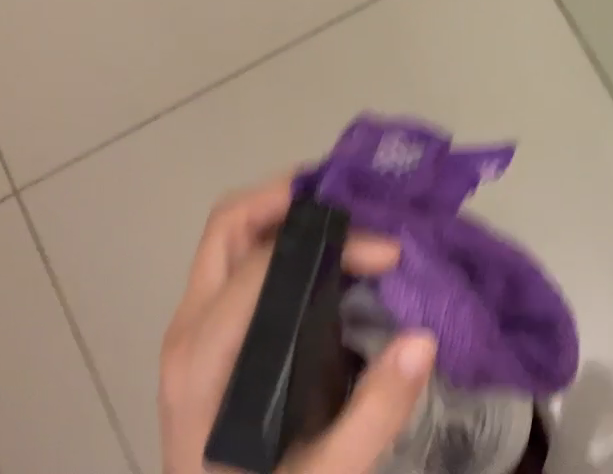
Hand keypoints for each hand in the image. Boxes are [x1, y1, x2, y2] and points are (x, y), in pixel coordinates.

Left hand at [160, 176, 436, 473]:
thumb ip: (372, 416)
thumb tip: (423, 339)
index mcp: (205, 359)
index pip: (264, 264)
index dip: (332, 243)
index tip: (390, 253)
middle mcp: (190, 330)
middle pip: (230, 226)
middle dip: (296, 195)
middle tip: (362, 197)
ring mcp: (196, 329)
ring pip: (233, 236)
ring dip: (290, 210)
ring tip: (353, 212)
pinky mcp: (212, 335)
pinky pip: (239, 260)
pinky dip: (286, 236)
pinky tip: (334, 249)